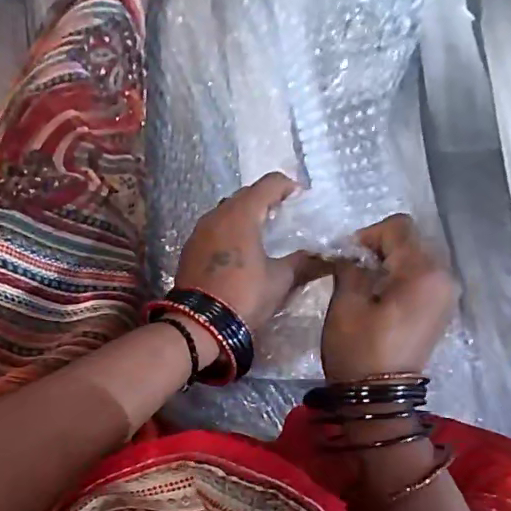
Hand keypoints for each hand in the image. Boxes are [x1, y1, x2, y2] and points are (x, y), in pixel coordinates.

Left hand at [174, 172, 326, 327]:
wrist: (198, 326)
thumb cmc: (243, 297)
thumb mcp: (279, 280)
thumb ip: (301, 261)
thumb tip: (322, 255)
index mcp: (241, 214)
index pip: (269, 183)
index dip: (289, 187)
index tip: (301, 201)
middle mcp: (216, 215)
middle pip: (245, 195)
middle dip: (265, 202)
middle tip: (282, 219)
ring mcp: (198, 233)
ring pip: (225, 213)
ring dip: (244, 218)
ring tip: (260, 237)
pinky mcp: (188, 251)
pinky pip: (212, 232)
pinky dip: (227, 234)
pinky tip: (237, 253)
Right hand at [320, 214, 459, 382]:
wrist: (379, 398)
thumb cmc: (359, 351)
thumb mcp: (345, 306)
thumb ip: (350, 269)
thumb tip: (351, 255)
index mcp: (423, 272)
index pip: (399, 228)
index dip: (368, 235)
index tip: (345, 256)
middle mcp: (444, 277)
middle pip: (411, 243)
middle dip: (380, 250)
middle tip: (351, 270)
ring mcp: (446, 296)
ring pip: (417, 261)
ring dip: (389, 266)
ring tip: (364, 287)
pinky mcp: (440, 311)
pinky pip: (422, 281)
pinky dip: (400, 282)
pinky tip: (380, 300)